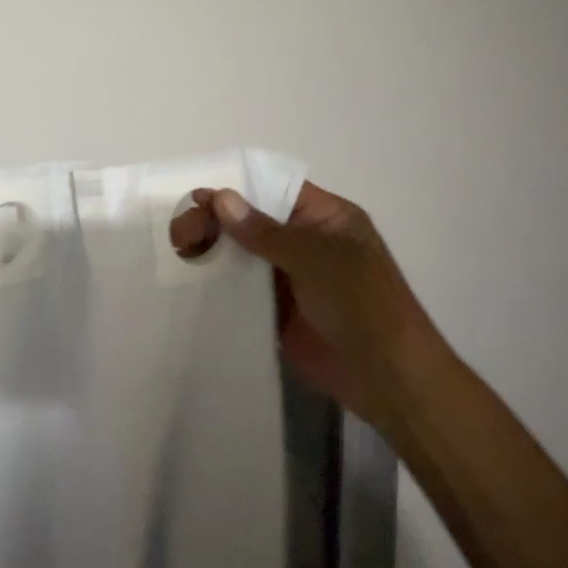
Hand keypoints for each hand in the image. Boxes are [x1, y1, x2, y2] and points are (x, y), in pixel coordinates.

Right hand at [175, 181, 451, 425]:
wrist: (387, 379)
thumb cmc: (362, 305)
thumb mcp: (317, 259)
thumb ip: (265, 230)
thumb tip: (219, 198)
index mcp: (325, 219)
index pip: (273, 189)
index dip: (235, 189)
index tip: (195, 197)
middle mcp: (304, 241)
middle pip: (249, 219)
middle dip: (214, 221)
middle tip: (181, 234)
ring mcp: (289, 277)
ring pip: (240, 253)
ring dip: (210, 250)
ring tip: (179, 254)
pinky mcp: (275, 310)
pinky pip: (239, 288)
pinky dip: (215, 283)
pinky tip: (188, 280)